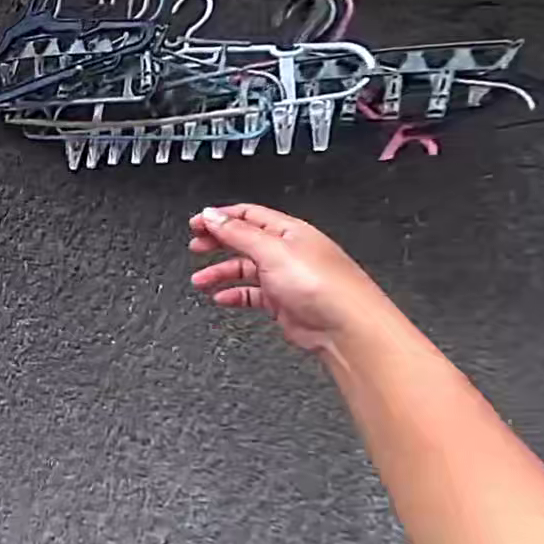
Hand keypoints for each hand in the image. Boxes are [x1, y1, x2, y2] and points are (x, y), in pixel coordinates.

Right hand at [188, 204, 397, 351]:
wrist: (347, 329)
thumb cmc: (324, 287)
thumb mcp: (271, 250)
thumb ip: (236, 232)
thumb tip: (211, 215)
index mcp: (289, 231)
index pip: (247, 215)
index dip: (219, 217)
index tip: (196, 224)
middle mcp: (288, 251)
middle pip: (243, 240)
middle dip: (216, 242)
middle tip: (196, 246)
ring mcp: (286, 277)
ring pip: (244, 269)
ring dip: (220, 272)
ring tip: (201, 279)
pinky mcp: (283, 301)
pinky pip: (251, 293)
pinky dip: (234, 294)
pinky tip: (222, 297)